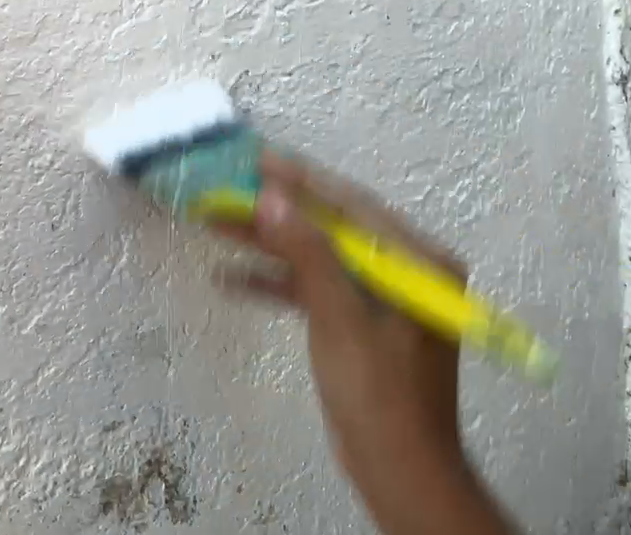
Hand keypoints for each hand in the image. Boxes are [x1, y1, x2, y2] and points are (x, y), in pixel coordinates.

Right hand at [223, 154, 512, 533]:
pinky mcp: (357, 320)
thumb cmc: (378, 392)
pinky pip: (312, 287)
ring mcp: (378, 295)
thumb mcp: (340, 317)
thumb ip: (308, 253)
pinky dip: (275, 282)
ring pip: (314, 254)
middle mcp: (402, 268)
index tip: (257, 158)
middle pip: (328, 226)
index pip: (352, 204)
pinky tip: (229, 277)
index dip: (302, 179)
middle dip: (275, 210)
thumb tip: (271, 197)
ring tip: (213, 222)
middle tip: (226, 187)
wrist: (399, 472)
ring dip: (267, 243)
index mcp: (416, 261)